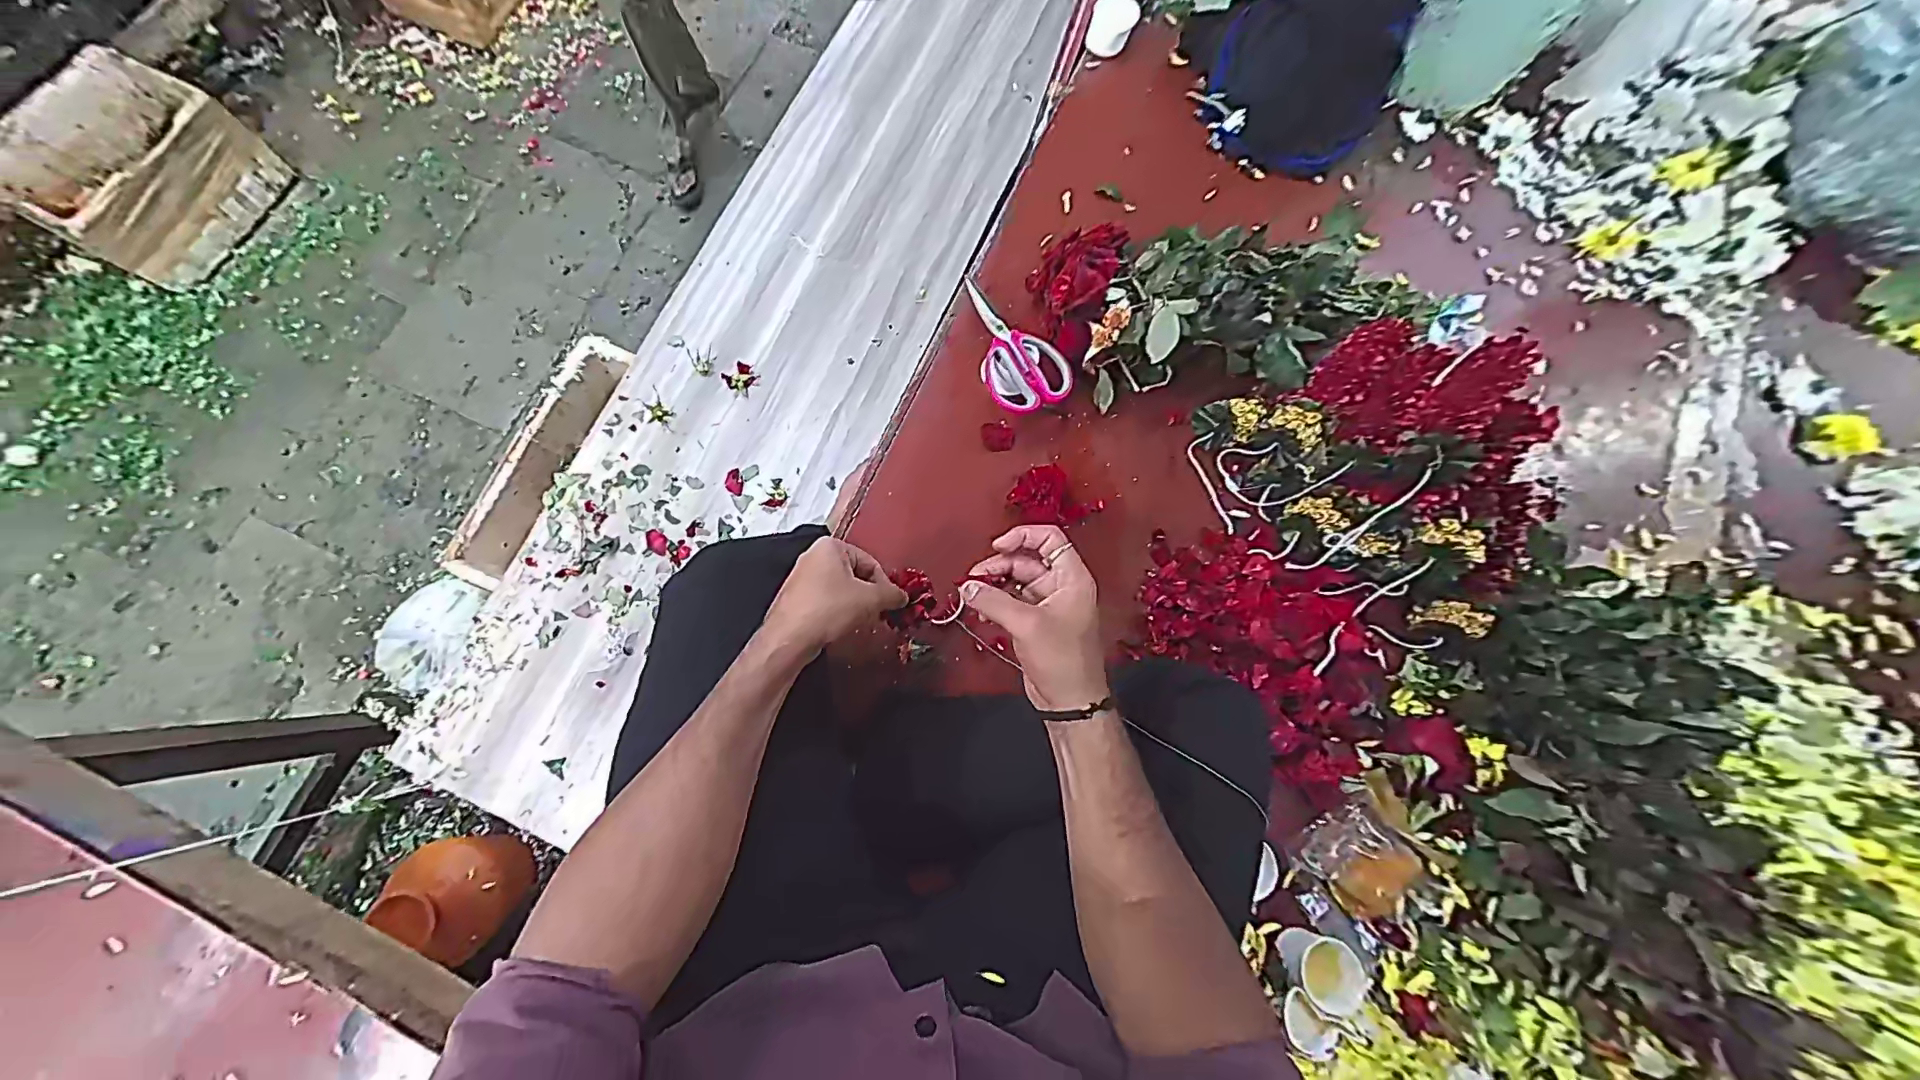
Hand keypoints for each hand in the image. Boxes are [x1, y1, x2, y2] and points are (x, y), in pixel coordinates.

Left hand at [762, 537, 907, 655]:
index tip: (892, 602)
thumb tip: (901, 596)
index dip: (884, 584)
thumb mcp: (870, 599)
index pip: (870, 562)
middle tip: (879, 612)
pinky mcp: (798, 598)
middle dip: (870, 595)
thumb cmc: (827, 610)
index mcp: (830, 547)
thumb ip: (891, 594)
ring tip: (860, 621)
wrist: (789, 639)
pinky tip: (841, 626)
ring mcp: (803, 578)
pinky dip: (839, 612)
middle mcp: (813, 557)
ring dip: (856, 605)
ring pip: (842, 589)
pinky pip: (827, 600)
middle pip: (856, 575)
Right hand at [962, 525, 1109, 713]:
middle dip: (1000, 564)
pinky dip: (996, 601)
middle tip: (974, 578)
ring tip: (972, 593)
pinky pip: (1013, 601)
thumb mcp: (1026, 625)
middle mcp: (1062, 586)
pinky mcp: (1036, 622)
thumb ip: (993, 601)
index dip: (1023, 536)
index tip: (996, 546)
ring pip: (1017, 581)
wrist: (1070, 700)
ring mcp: (1049, 604)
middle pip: (1028, 560)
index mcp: (1071, 578)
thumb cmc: (1060, 658)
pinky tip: (980, 610)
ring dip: (994, 583)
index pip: (1050, 539)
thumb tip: (966, 586)